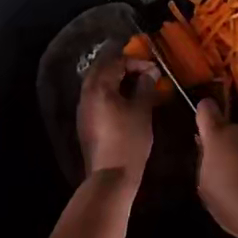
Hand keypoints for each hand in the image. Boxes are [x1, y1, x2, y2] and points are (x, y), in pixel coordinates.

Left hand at [76, 52, 157, 179]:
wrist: (111, 174)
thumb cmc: (129, 139)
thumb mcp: (142, 109)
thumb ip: (145, 86)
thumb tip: (150, 72)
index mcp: (99, 88)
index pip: (115, 63)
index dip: (136, 62)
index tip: (154, 70)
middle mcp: (86, 95)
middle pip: (102, 70)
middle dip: (124, 67)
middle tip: (144, 72)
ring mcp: (83, 109)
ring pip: (98, 84)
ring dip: (117, 79)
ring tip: (138, 86)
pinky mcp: (86, 122)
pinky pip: (97, 97)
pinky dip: (111, 92)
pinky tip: (127, 101)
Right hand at [194, 99, 237, 237]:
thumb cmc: (230, 200)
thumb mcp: (205, 185)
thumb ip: (205, 161)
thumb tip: (207, 148)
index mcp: (219, 136)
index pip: (207, 111)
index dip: (203, 113)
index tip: (202, 122)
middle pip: (229, 131)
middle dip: (224, 144)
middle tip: (219, 169)